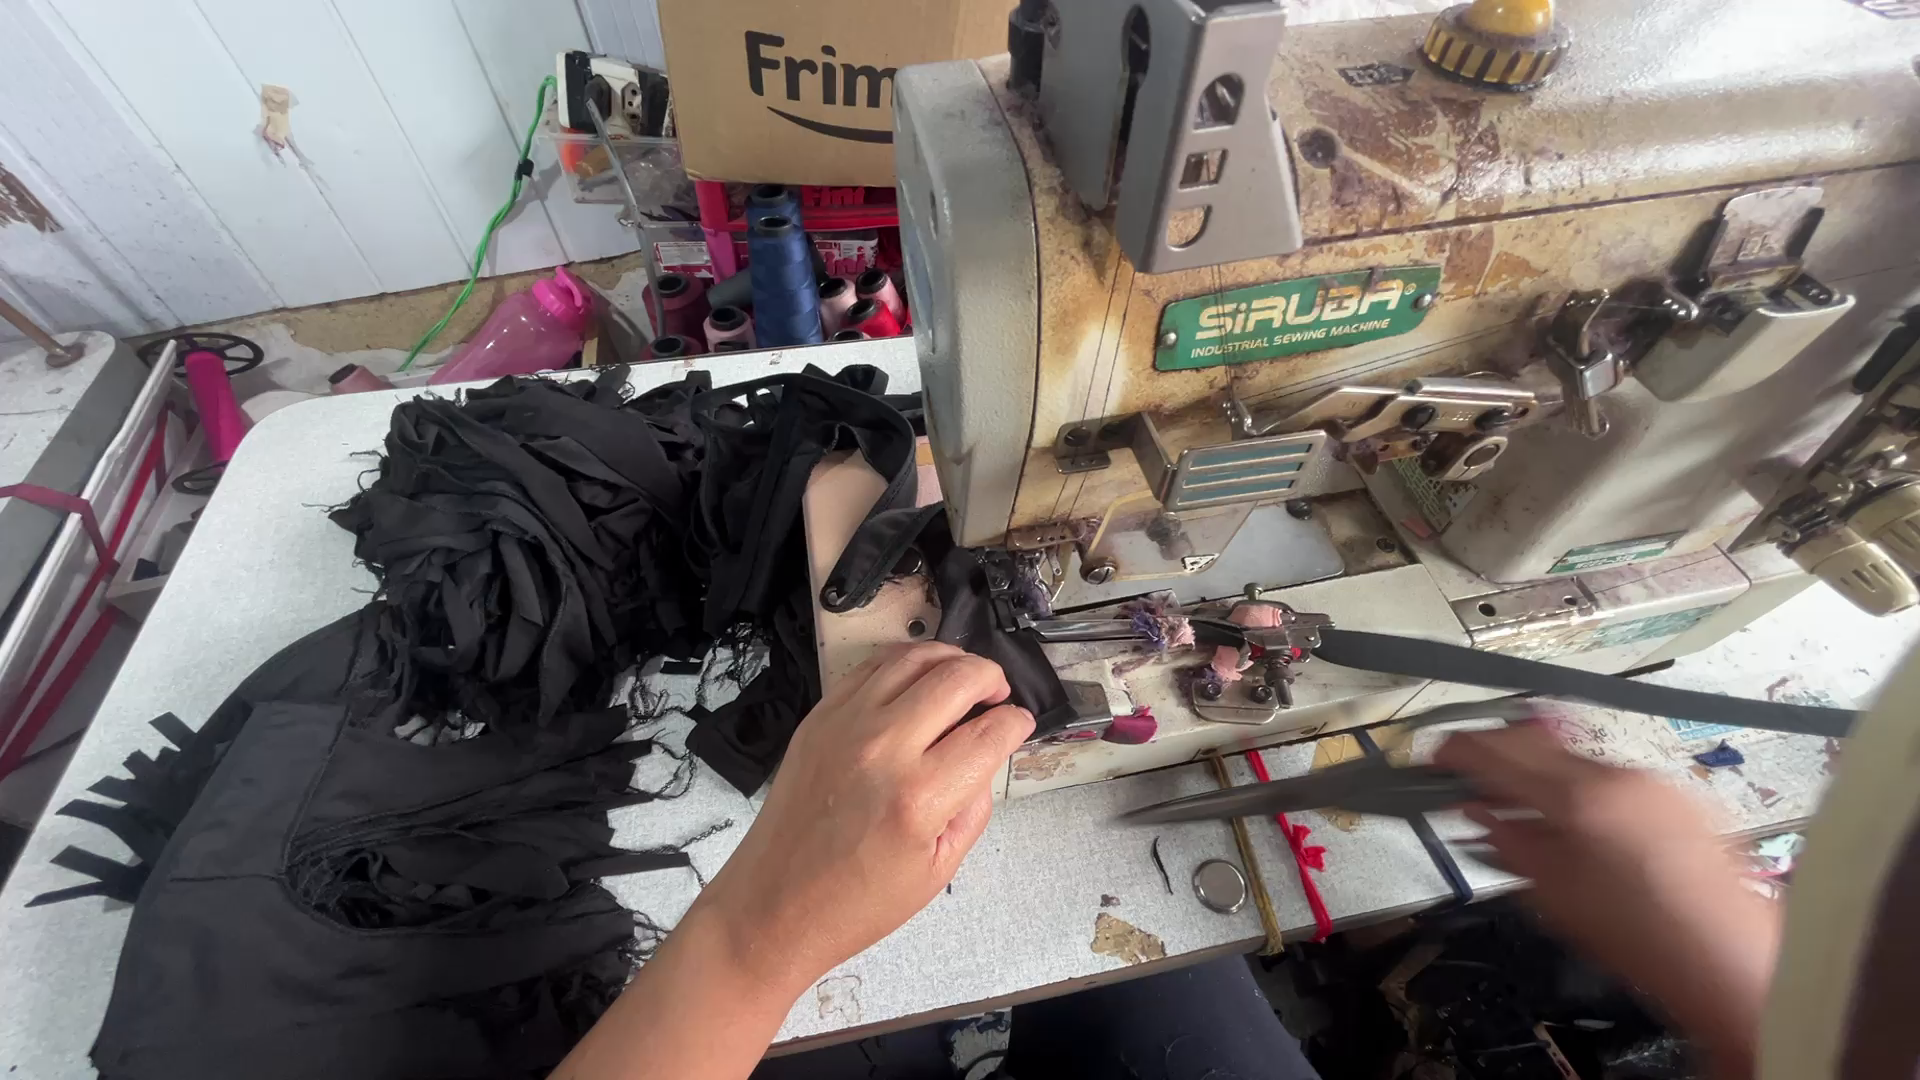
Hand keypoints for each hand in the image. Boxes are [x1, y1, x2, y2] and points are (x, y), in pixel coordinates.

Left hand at [692, 642, 1035, 995]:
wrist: (773, 903)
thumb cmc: (860, 901)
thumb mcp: (939, 869)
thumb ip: (974, 804)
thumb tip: (987, 751)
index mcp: (920, 796)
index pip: (989, 734)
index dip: (1016, 723)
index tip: (1020, 723)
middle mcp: (884, 746)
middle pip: (957, 678)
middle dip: (992, 677)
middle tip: (998, 693)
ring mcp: (847, 722)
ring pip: (915, 657)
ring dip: (951, 658)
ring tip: (964, 676)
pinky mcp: (821, 714)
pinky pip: (873, 665)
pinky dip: (907, 661)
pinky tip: (920, 677)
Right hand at [1436, 722, 1779, 1078]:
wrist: (1744, 973)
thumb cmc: (1641, 941)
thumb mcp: (1550, 893)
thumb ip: (1506, 839)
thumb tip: (1474, 808)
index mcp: (1579, 800)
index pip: (1494, 751)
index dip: (1451, 751)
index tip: (1430, 759)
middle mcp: (1616, 776)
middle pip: (1528, 735)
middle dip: (1487, 748)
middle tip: (1459, 770)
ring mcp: (1649, 781)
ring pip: (1564, 750)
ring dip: (1528, 764)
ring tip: (1508, 794)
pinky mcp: (1673, 794)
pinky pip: (1600, 770)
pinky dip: (1567, 779)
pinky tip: (1560, 810)